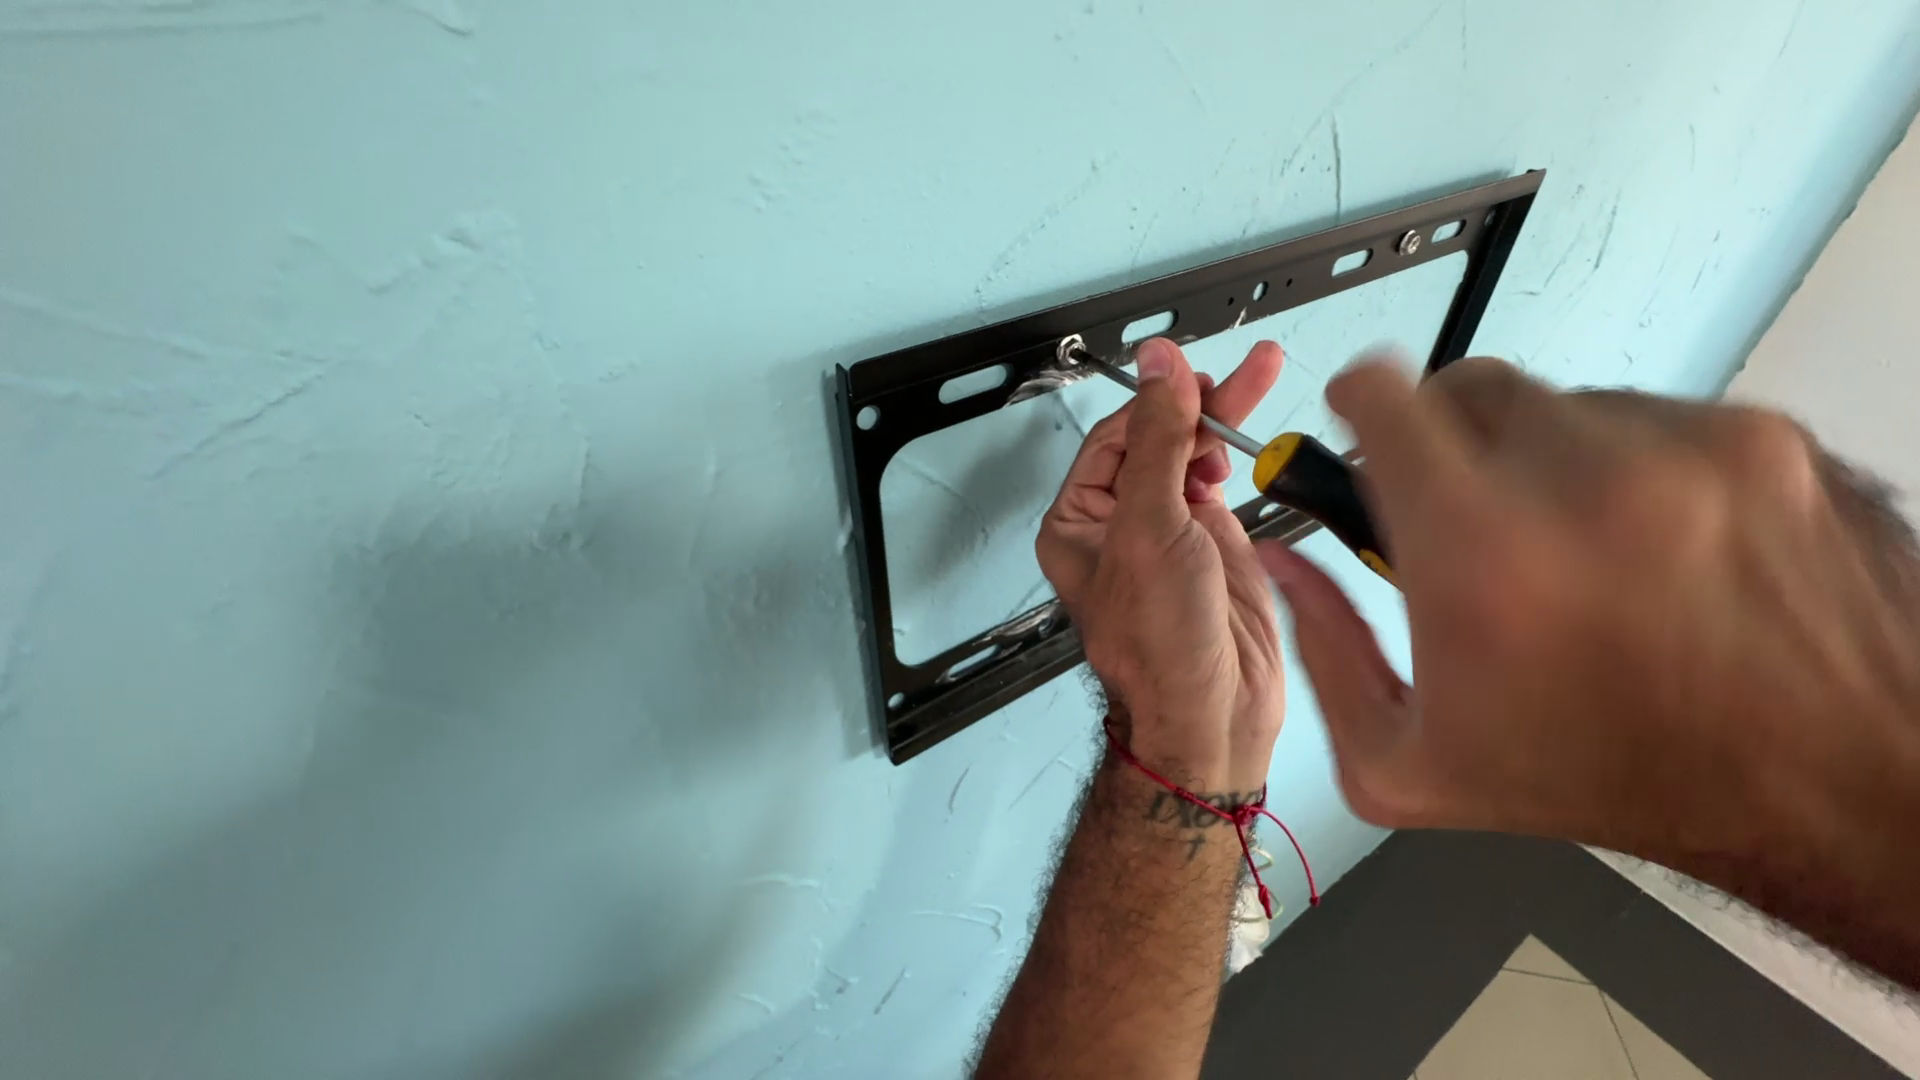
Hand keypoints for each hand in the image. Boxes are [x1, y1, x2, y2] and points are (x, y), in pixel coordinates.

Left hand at [1037, 337, 1285, 790]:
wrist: (1213, 712)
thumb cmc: (1160, 646)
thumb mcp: (1151, 529)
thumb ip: (1157, 442)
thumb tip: (1159, 370)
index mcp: (1078, 521)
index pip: (1115, 438)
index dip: (1156, 403)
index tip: (1195, 373)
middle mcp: (1117, 523)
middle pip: (1154, 440)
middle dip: (1197, 405)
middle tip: (1243, 372)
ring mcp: (1164, 531)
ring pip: (1188, 456)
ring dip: (1220, 421)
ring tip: (1258, 379)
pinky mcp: (1209, 543)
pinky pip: (1216, 483)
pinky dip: (1235, 456)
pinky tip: (1248, 437)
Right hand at [1263, 354, 1919, 864]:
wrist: (1848, 798)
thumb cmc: (1606, 782)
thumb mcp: (1402, 759)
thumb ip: (1317, 647)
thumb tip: (1284, 561)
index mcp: (1479, 550)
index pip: (1382, 394)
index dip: (1357, 402)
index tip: (1364, 422)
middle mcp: (1584, 476)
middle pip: (1463, 386)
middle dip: (1440, 437)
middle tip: (1461, 506)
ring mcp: (1691, 447)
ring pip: (1558, 403)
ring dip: (1537, 458)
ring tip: (1569, 548)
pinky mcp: (1772, 442)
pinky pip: (1650, 419)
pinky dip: (1625, 467)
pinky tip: (1648, 548)